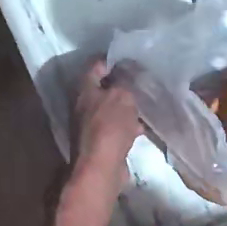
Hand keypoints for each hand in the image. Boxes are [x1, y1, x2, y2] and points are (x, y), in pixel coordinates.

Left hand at [68, 58, 141, 187]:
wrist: (101, 167)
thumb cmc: (110, 126)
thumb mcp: (123, 97)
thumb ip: (125, 82)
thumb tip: (128, 73)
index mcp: (84, 89)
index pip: (96, 65)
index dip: (112, 59)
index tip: (130, 58)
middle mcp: (82, 104)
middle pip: (102, 88)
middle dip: (120, 84)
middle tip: (140, 80)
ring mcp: (89, 125)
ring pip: (110, 109)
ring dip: (125, 106)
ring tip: (145, 102)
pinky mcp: (99, 142)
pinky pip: (114, 128)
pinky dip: (126, 125)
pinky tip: (141, 126)